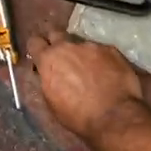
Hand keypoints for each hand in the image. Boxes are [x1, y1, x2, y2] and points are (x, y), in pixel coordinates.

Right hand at [25, 32, 148, 143]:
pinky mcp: (111, 50)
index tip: (41, 57)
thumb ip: (46, 81)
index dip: (37, 49)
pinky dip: (102, 61)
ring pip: (81, 45)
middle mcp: (67, 46)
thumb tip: (47, 74)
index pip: (34, 42)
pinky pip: (101, 52)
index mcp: (48, 59)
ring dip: (82, 55)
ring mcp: (91, 46)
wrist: (115, 117)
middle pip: (56, 34)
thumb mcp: (52, 102)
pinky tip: (109, 75)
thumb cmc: (78, 116)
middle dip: (57, 43)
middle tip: (63, 59)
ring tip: (92, 72)